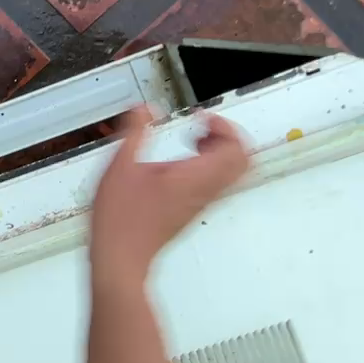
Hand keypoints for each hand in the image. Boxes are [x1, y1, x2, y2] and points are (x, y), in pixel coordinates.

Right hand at [89, 106, 248, 287]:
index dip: (224, 126)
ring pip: (233, 174)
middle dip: (227, 138)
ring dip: (219, 153)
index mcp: (195, 176)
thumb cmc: (121, 216)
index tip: (201, 117)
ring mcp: (201, 203)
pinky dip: (208, 168)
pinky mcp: (191, 211)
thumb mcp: (120, 165)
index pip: (237, 147)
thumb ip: (135, 132)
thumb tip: (145, 108)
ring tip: (191, 143)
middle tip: (201, 129)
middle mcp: (206, 190)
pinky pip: (216, 185)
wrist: (121, 254)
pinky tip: (176, 166)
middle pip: (244, 160)